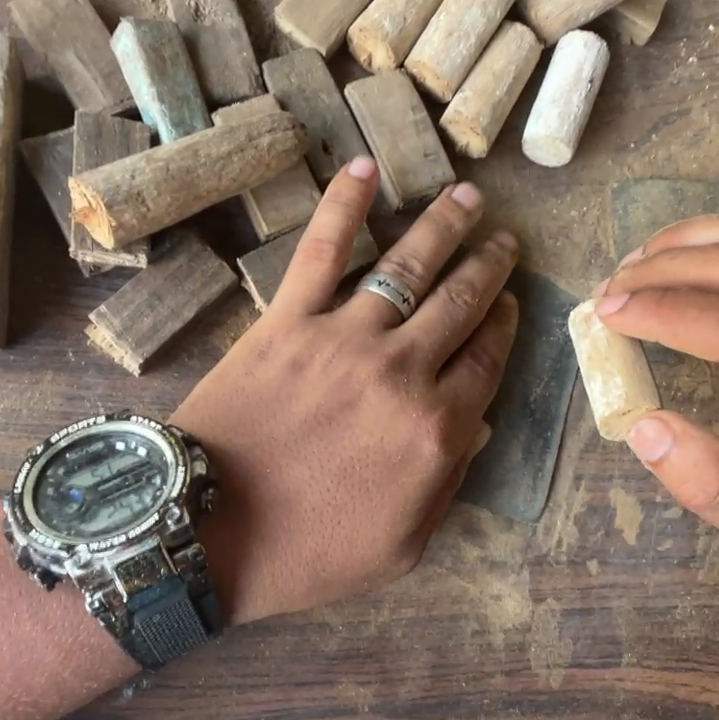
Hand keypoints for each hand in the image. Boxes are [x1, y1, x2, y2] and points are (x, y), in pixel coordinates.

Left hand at [173, 159, 519, 624]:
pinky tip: (366, 168)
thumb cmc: (306, 552)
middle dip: (489, 267)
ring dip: (443, 226)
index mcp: (435, 430)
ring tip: (467, 198)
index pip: (486, 362)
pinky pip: (322, 250)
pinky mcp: (286, 320)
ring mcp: (343, 338)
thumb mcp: (400, 546)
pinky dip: (345, 204)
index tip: (511, 302)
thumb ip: (446, 484)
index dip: (504, 326)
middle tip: (505, 238)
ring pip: (407, 268)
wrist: (207, 535)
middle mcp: (401, 373)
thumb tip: (474, 427)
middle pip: (459, 305)